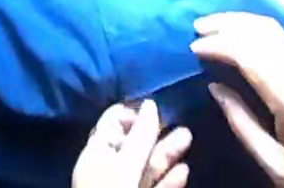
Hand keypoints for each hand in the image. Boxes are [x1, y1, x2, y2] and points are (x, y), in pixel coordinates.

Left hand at [72, 98, 191, 187]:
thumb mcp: (124, 169)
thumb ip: (139, 137)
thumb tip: (151, 103)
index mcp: (95, 156)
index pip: (112, 122)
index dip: (133, 112)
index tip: (157, 106)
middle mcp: (108, 171)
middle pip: (134, 143)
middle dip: (158, 132)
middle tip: (180, 119)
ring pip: (147, 167)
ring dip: (168, 153)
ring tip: (188, 137)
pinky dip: (169, 181)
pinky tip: (185, 172)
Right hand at [190, 14, 283, 187]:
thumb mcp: (277, 166)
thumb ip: (243, 123)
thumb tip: (215, 87)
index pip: (250, 54)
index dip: (220, 45)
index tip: (193, 48)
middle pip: (262, 32)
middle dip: (228, 24)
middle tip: (197, 28)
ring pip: (274, 29)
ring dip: (242, 22)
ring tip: (214, 27)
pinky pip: (283, 39)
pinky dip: (257, 31)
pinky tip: (243, 37)